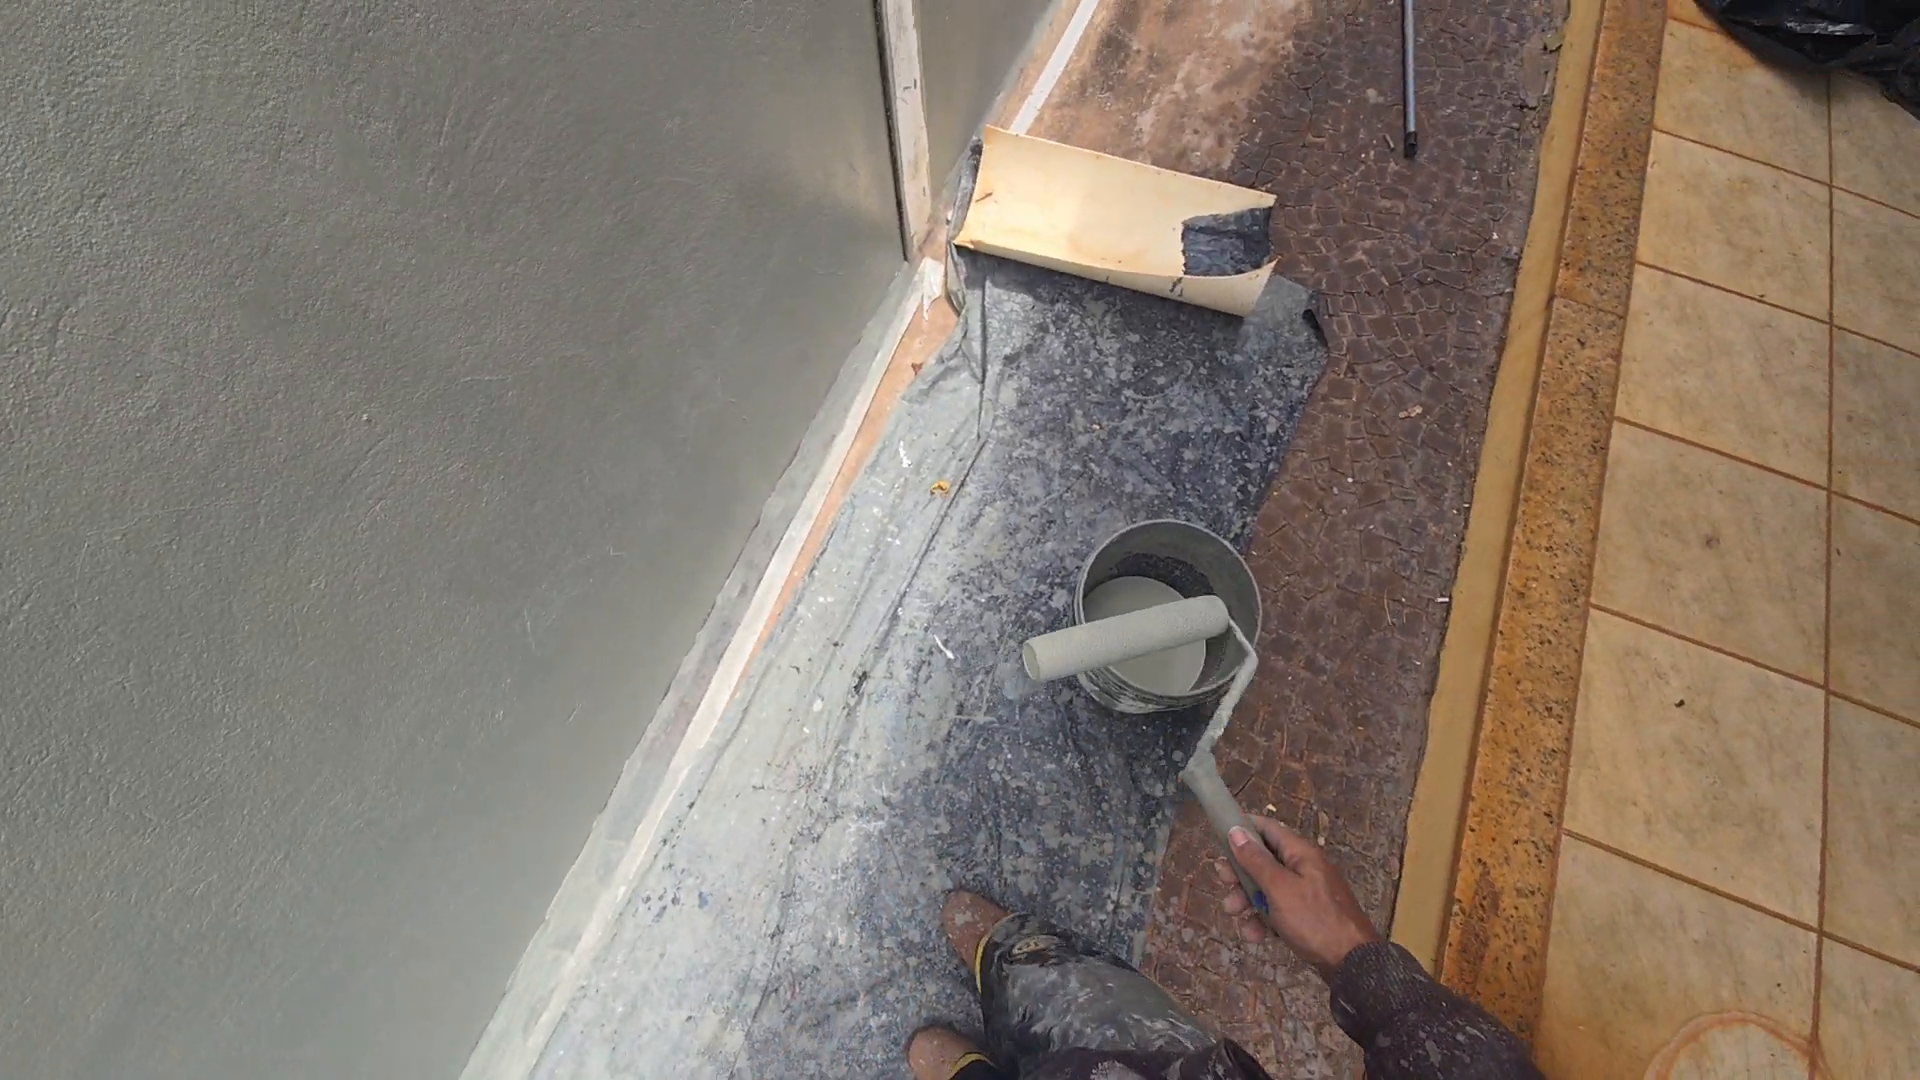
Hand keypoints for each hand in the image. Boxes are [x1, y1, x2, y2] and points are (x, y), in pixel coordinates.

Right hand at [1213, 815, 1380, 978]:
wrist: (1354, 967)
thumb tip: (1236, 830)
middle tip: (1224, 883)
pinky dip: (1263, 919)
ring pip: (1267, 887)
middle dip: (1240, 872)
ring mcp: (1306, 894)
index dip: (1243, 829)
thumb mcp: (1280, 888)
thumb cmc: (1315, 920)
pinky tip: (1254, 935)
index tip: (1220, 838)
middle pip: (1263, 860)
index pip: (1267, 828)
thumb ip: (1256, 860)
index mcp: (1301, 854)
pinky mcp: (1306, 917)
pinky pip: (1278, 910)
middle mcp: (1303, 869)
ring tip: (1234, 914)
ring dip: (1247, 899)